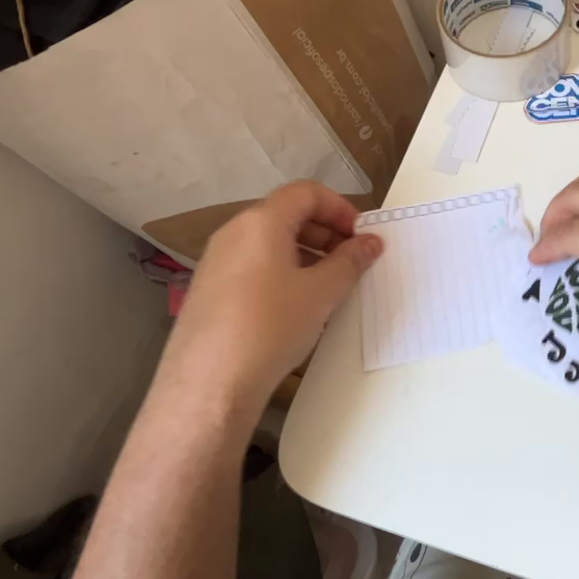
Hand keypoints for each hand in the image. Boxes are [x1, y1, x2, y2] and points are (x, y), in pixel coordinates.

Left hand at [173, 181, 382, 391]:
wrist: (207, 385)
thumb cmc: (271, 326)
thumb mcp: (322, 292)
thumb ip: (350, 261)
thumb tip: (370, 242)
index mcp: (261, 221)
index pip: (307, 193)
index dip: (340, 208)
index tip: (360, 237)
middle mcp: (233, 231)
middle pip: (287, 213)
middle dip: (325, 231)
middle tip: (350, 261)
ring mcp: (215, 261)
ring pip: (269, 241)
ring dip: (305, 252)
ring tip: (327, 286)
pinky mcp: (207, 289)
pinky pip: (252, 264)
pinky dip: (280, 271)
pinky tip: (294, 306)